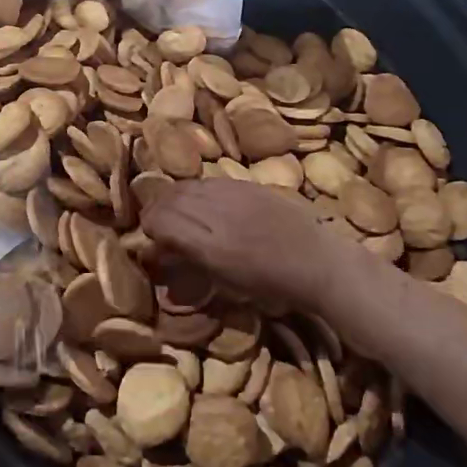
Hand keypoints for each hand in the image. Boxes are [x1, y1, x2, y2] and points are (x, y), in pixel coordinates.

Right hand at [141, 179, 372, 312]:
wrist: (316, 261)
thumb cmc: (272, 285)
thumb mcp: (225, 283)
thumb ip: (189, 262)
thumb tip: (158, 252)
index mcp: (211, 245)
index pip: (161, 220)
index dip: (149, 227)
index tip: (152, 239)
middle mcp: (218, 214)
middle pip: (170, 198)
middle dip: (157, 210)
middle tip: (158, 225)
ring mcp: (234, 194)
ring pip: (188, 186)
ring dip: (175, 198)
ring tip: (179, 213)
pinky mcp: (248, 184)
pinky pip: (210, 181)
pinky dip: (198, 192)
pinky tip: (205, 205)